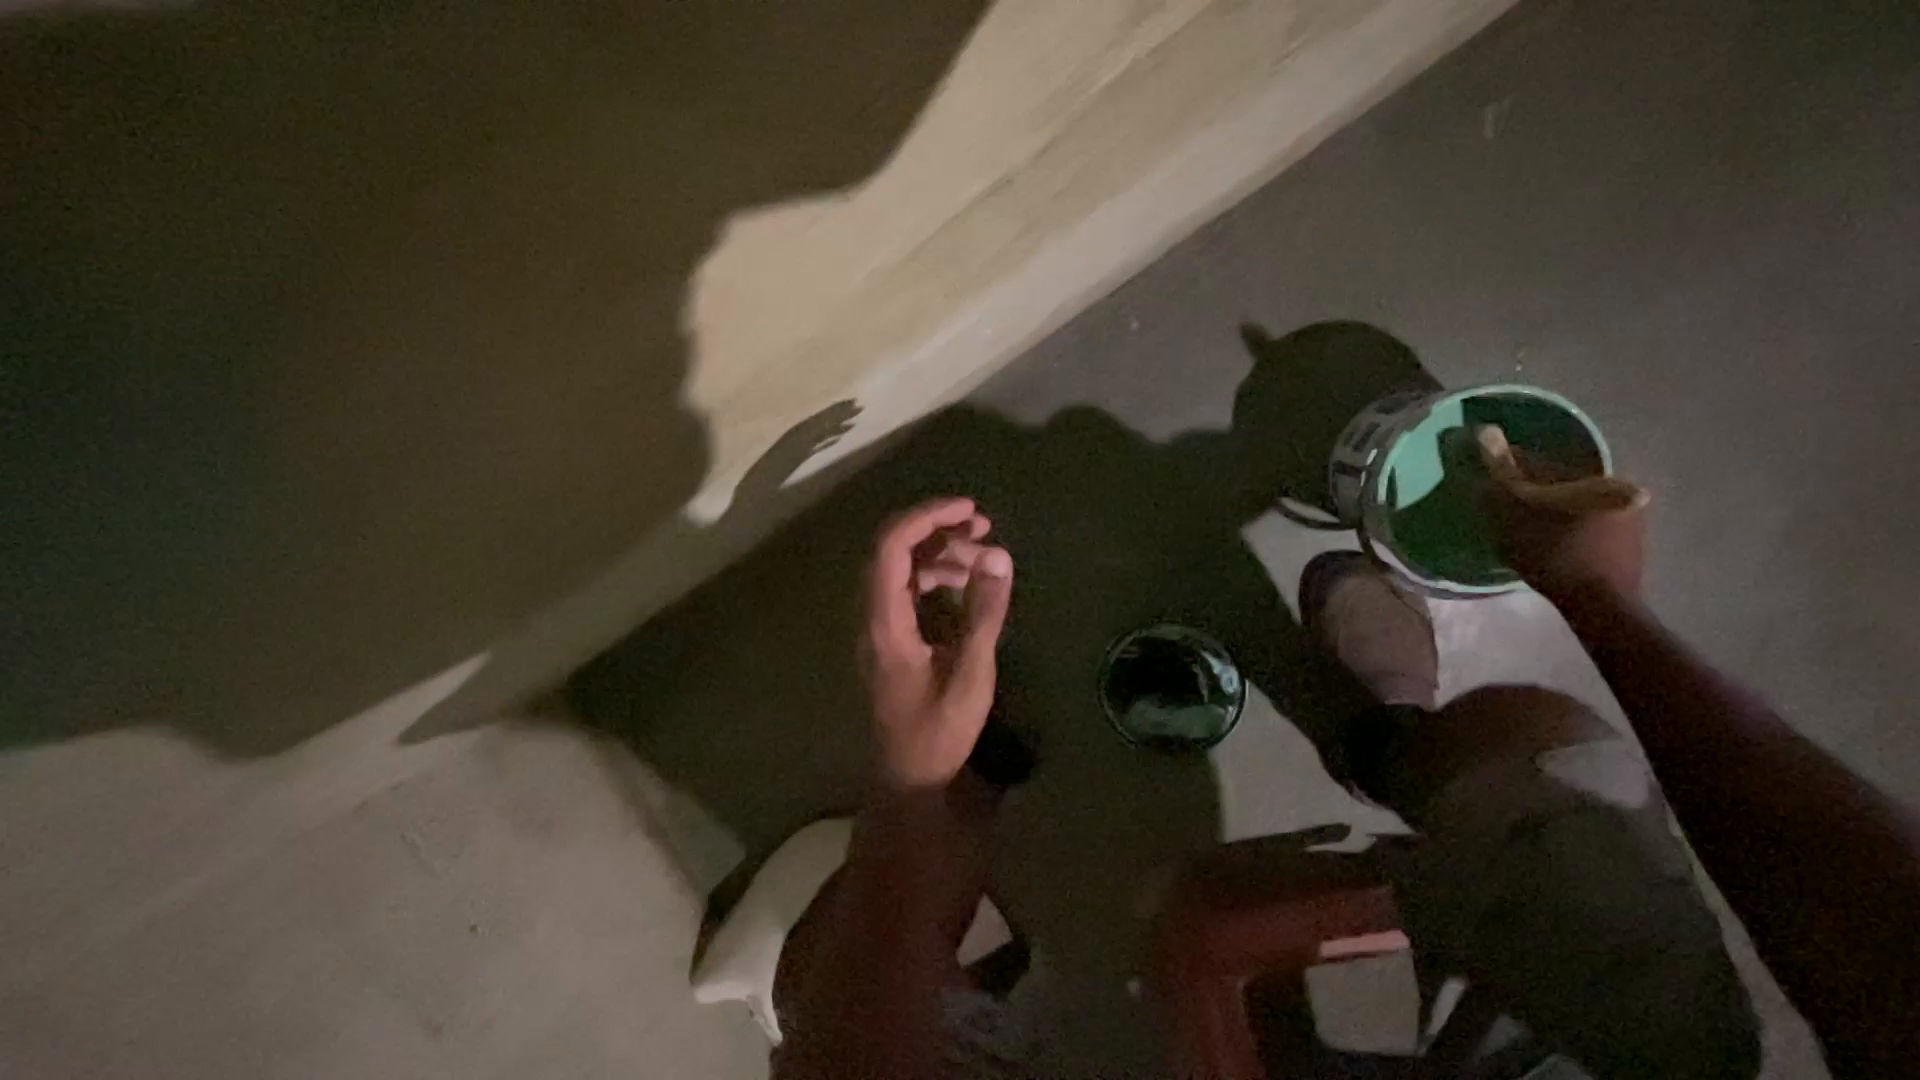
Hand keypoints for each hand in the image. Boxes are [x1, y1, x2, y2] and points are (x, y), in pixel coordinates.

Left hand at [863, 497, 1013, 791]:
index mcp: (884, 620)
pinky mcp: (891, 641)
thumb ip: (983, 612)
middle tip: (983, 527)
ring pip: (901, 571)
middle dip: (937, 530)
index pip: (892, 546)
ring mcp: (879, 629)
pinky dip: (935, 579)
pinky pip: (907, 593)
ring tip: (983, 555)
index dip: (927, 517)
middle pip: (893, 552)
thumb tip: (998, 556)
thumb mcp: (969, 672)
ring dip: (939, 554)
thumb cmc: (937, 731)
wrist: (908, 780)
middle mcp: (873, 617)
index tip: (969, 510)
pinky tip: (967, 586)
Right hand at [1478, 426, 1648, 600]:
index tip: (1492, 477)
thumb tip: (1486, 432)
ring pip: (1579, 506)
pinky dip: (1568, 530)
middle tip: (1507, 504)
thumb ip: (1501, 474)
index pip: (1546, 463)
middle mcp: (1623, 491)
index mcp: (1598, 479)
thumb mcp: (1516, 514)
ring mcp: (1632, 522)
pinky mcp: (1631, 547)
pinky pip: (1590, 527)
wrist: (1600, 607)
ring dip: (1553, 511)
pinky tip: (1550, 545)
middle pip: (1564, 484)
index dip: (1513, 467)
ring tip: (1525, 526)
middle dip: (1535, 491)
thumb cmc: (1555, 555)